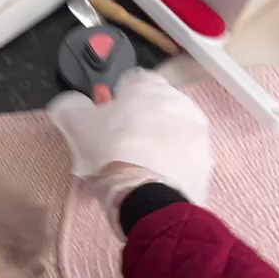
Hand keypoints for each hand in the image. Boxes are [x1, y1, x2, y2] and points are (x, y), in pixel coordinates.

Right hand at [46, 68, 213, 208]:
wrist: (147, 196)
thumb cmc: (110, 150)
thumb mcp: (76, 124)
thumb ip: (72, 106)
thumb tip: (72, 104)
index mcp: (148, 86)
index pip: (131, 81)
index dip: (116, 98)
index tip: (106, 118)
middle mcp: (179, 101)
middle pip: (155, 105)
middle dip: (141, 118)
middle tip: (120, 143)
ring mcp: (198, 132)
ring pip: (173, 130)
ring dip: (159, 140)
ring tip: (138, 165)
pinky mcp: (206, 161)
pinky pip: (185, 157)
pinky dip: (172, 164)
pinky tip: (154, 179)